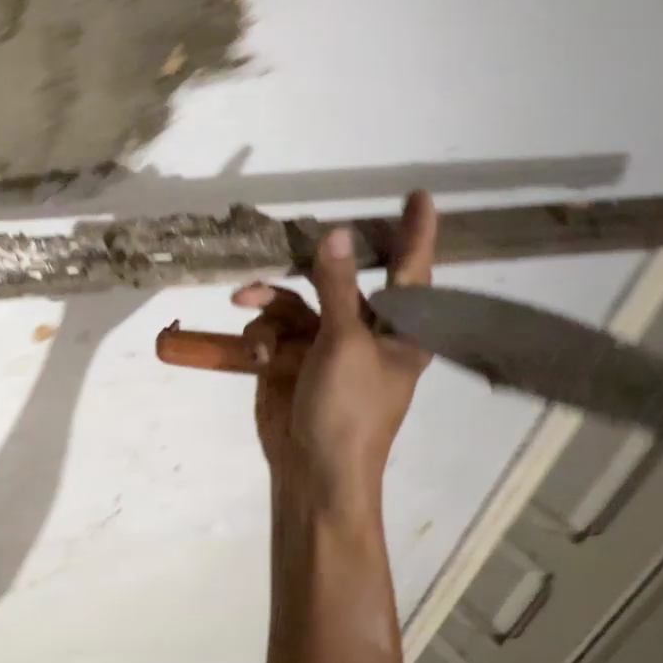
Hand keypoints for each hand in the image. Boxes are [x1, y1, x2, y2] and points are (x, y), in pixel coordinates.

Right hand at [231, 191, 438, 503]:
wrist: (312, 466)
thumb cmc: (348, 409)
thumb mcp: (344, 342)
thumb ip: (338, 286)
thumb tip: (337, 234)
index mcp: (400, 330)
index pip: (412, 270)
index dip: (415, 232)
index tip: (418, 196)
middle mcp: (365, 331)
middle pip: (339, 280)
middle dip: (310, 267)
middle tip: (296, 237)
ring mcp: (324, 345)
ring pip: (293, 301)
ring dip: (268, 302)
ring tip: (244, 302)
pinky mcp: (290, 359)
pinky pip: (271, 327)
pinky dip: (260, 334)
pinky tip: (256, 352)